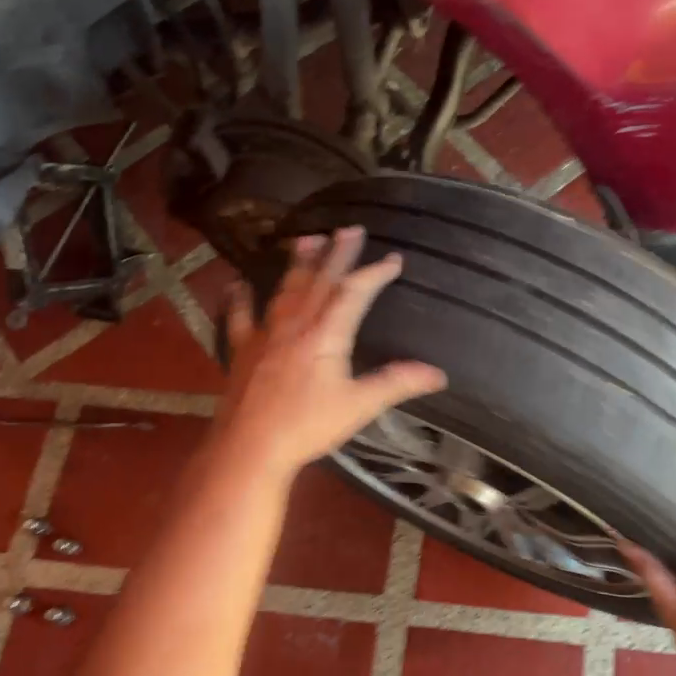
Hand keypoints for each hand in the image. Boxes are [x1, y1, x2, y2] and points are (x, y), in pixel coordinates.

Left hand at [216, 227, 447, 473]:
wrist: (250, 446)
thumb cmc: (307, 427)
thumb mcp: (359, 406)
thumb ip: (396, 384)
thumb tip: (437, 374)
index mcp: (326, 335)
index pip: (354, 293)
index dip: (374, 273)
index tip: (394, 259)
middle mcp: (295, 325)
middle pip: (319, 281)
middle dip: (337, 253)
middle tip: (350, 228)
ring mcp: (265, 335)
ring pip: (284, 290)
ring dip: (298, 263)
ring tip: (306, 238)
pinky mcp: (242, 351)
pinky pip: (241, 317)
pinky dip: (240, 298)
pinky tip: (237, 283)